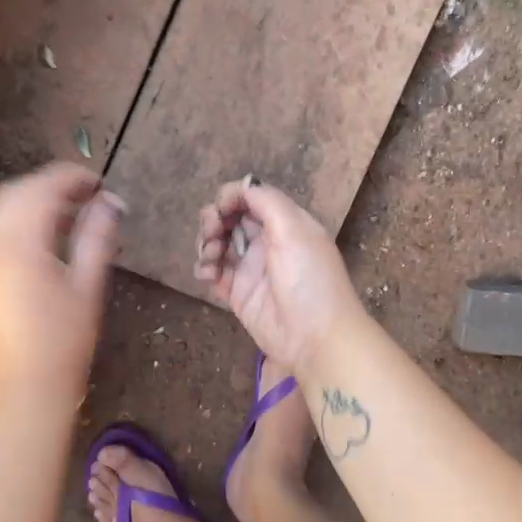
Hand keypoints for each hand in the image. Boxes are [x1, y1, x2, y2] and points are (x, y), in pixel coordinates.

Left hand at [0, 164, 125, 406]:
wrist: (24, 387)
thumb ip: (97, 237)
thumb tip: (111, 202)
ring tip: (69, 213)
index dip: (72, 177)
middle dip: (51, 184)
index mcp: (21, 242)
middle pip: (17, 191)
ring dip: (32, 198)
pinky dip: (17, 216)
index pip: (42, 188)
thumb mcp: (88, 286)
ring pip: (1, 206)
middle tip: (87, 195)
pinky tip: (45, 235)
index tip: (99, 184)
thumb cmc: (63, 340)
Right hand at [193, 177, 366, 373]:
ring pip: (218, 243)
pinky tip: (207, 274)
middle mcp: (267, 241)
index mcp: (285, 222)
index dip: (231, 197)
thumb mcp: (294, 230)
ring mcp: (251, 268)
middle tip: (212, 232)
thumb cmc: (309, 278)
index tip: (222, 208)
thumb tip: (244, 184)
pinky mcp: (238, 293)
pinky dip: (205, 268)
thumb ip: (267, 201)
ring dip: (207, 243)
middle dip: (214, 219)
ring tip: (212, 257)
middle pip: (229, 218)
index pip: (251, 198)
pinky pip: (214, 272)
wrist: (316, 337)